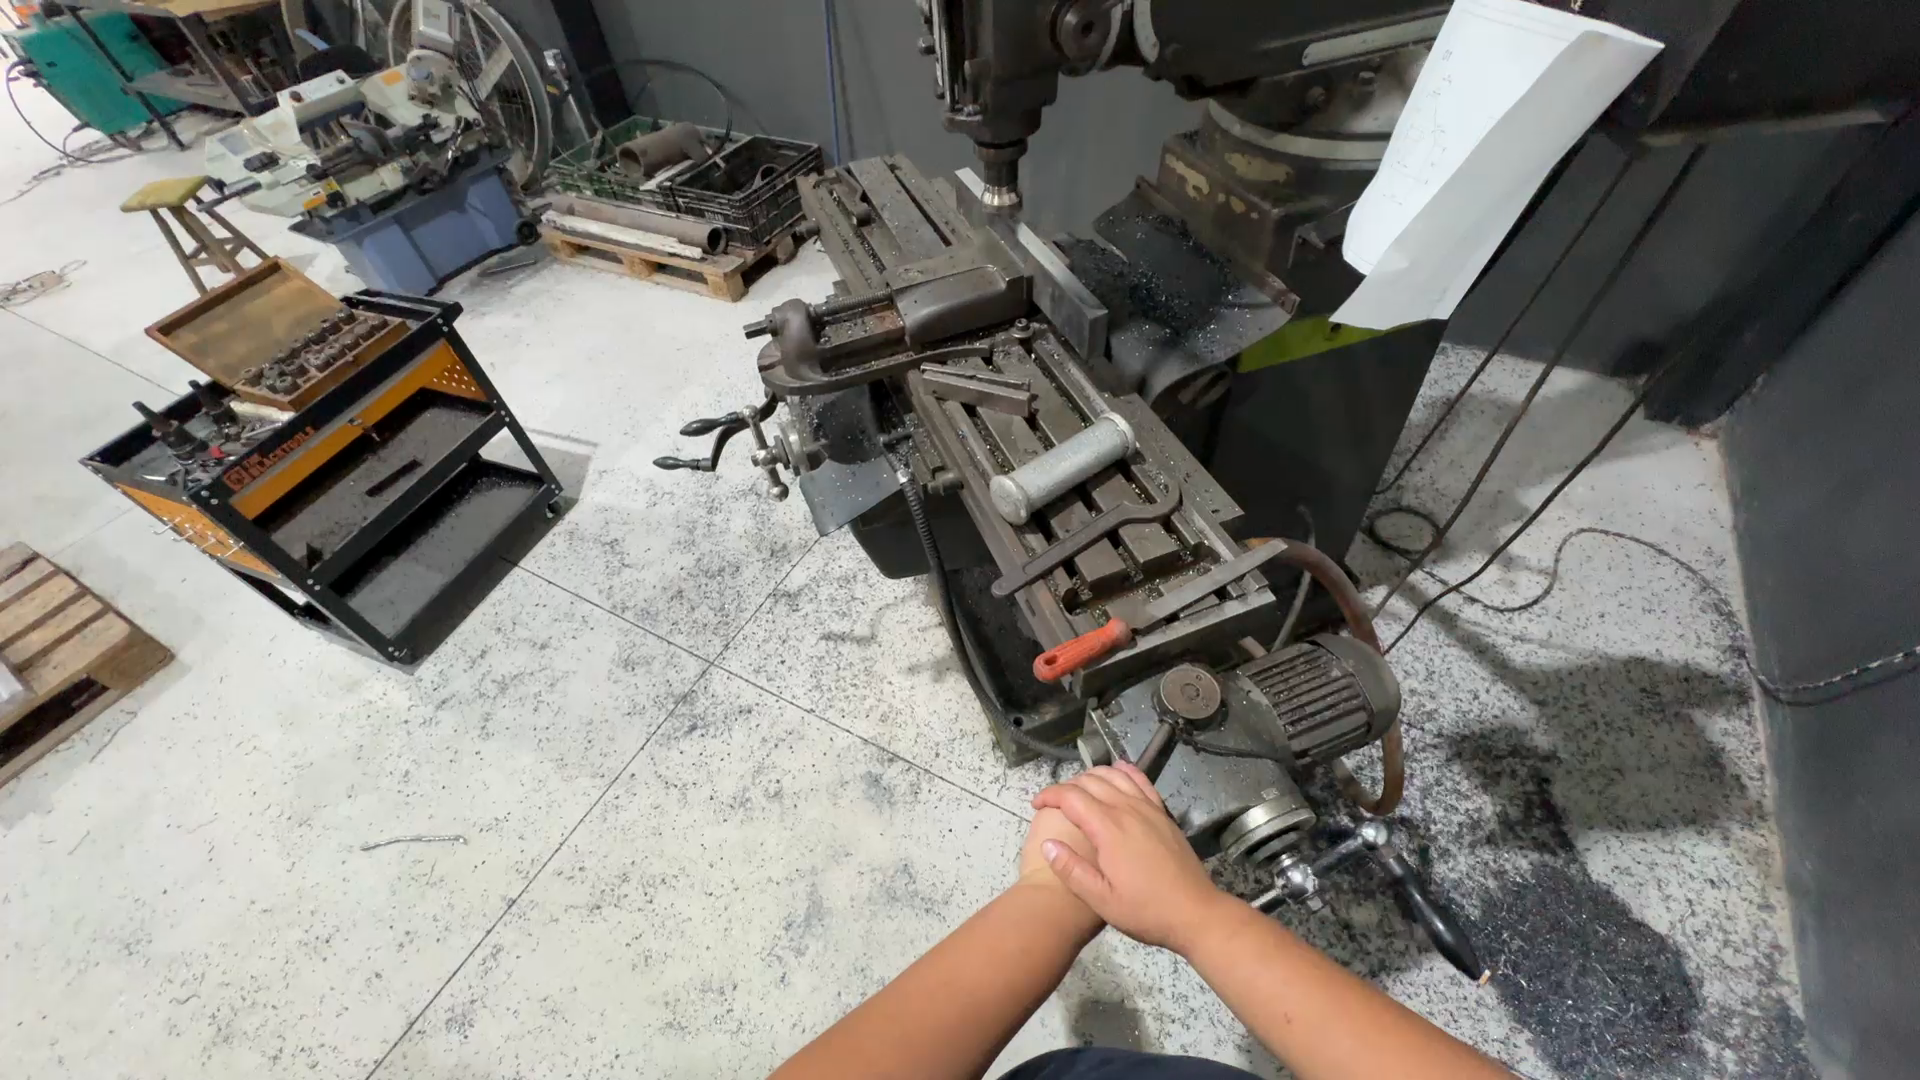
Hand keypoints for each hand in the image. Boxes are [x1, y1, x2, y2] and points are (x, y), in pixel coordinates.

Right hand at [1030, 762, 1229, 953]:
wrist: (1195, 913)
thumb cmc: (1146, 911)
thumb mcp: (1102, 901)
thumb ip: (1071, 870)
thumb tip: (1047, 844)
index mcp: (1108, 828)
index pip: (1071, 797)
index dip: (1049, 795)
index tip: (1036, 804)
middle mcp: (1126, 809)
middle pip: (1090, 781)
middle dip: (1067, 786)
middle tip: (1055, 804)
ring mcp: (1147, 808)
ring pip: (1114, 776)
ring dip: (1091, 776)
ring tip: (1078, 789)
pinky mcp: (1162, 813)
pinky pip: (1141, 780)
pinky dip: (1124, 771)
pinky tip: (1117, 771)